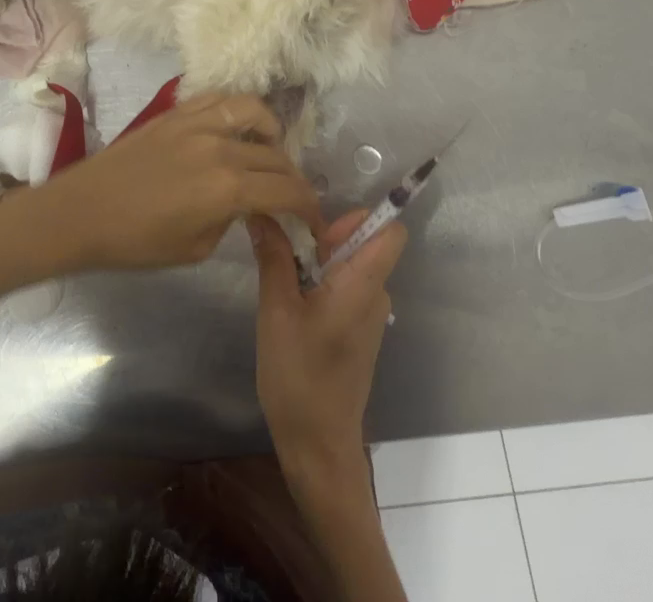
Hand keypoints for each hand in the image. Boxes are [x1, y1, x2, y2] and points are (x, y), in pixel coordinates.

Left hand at [27, 93, 323, 270]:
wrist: (80, 213)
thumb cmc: (135, 243)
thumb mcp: (196, 248)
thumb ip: (233, 221)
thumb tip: (248, 205)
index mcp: (228, 188)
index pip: (287, 191)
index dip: (309, 207)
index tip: (313, 220)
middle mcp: (220, 147)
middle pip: (277, 155)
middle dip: (293, 179)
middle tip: (292, 196)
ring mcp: (196, 123)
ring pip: (254, 112)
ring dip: (272, 133)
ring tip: (268, 151)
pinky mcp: (175, 113)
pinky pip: (220, 99)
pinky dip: (238, 111)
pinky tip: (235, 128)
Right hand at [251, 209, 407, 468]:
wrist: (317, 440)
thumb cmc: (298, 374)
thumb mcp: (276, 311)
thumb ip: (273, 257)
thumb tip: (262, 212)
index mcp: (364, 284)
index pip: (390, 230)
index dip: (359, 218)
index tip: (317, 229)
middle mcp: (376, 294)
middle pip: (366, 244)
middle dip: (327, 237)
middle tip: (284, 250)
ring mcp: (370, 315)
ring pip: (352, 268)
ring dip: (319, 263)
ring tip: (280, 276)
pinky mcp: (359, 332)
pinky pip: (346, 290)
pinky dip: (322, 285)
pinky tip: (291, 303)